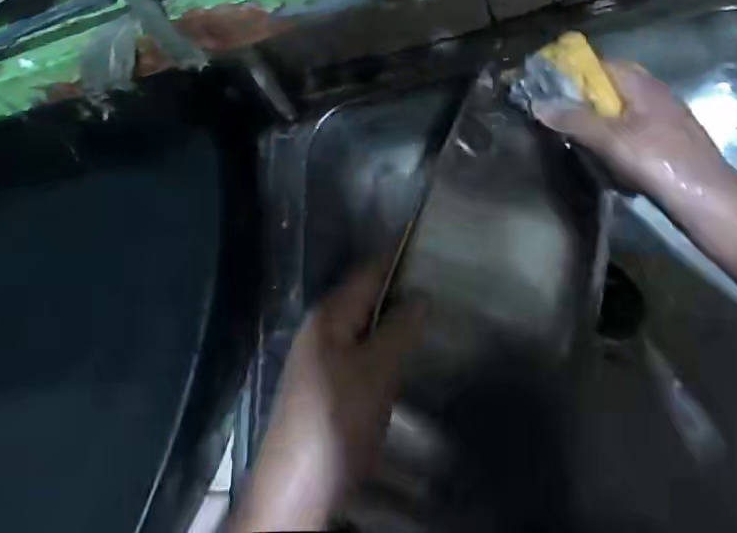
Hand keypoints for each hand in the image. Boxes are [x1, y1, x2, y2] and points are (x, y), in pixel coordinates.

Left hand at [233, 260, 425, 531]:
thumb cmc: (336, 420)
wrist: (293, 492)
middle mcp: (321, 329)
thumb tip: (421, 294)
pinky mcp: (325, 387)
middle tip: (443, 285)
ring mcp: (320, 359)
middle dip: (401, 290)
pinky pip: (361, 352)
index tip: (433, 246)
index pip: (369, 271)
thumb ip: (400, 328)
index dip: (400, 257)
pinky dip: (384, 348)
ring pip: (365, 327)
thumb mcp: (376, 371)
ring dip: (394, 321)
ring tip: (433, 316)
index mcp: (329, 315)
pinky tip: (405, 358)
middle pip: (366, 297)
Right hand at [532, 60, 733, 201]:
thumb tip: (538, 104)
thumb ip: (573, 120)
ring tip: (584, 145)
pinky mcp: (672, 143)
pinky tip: (613, 165)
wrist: (710, 200)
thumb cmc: (658, 160)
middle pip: (611, 89)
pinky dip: (619, 144)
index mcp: (641, 82)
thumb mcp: (609, 139)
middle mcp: (655, 92)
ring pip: (623, 114)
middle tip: (563, 121)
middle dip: (586, 104)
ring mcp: (667, 118)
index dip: (573, 73)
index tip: (549, 89)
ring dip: (602, 127)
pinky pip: (636, 134)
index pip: (599, 64)